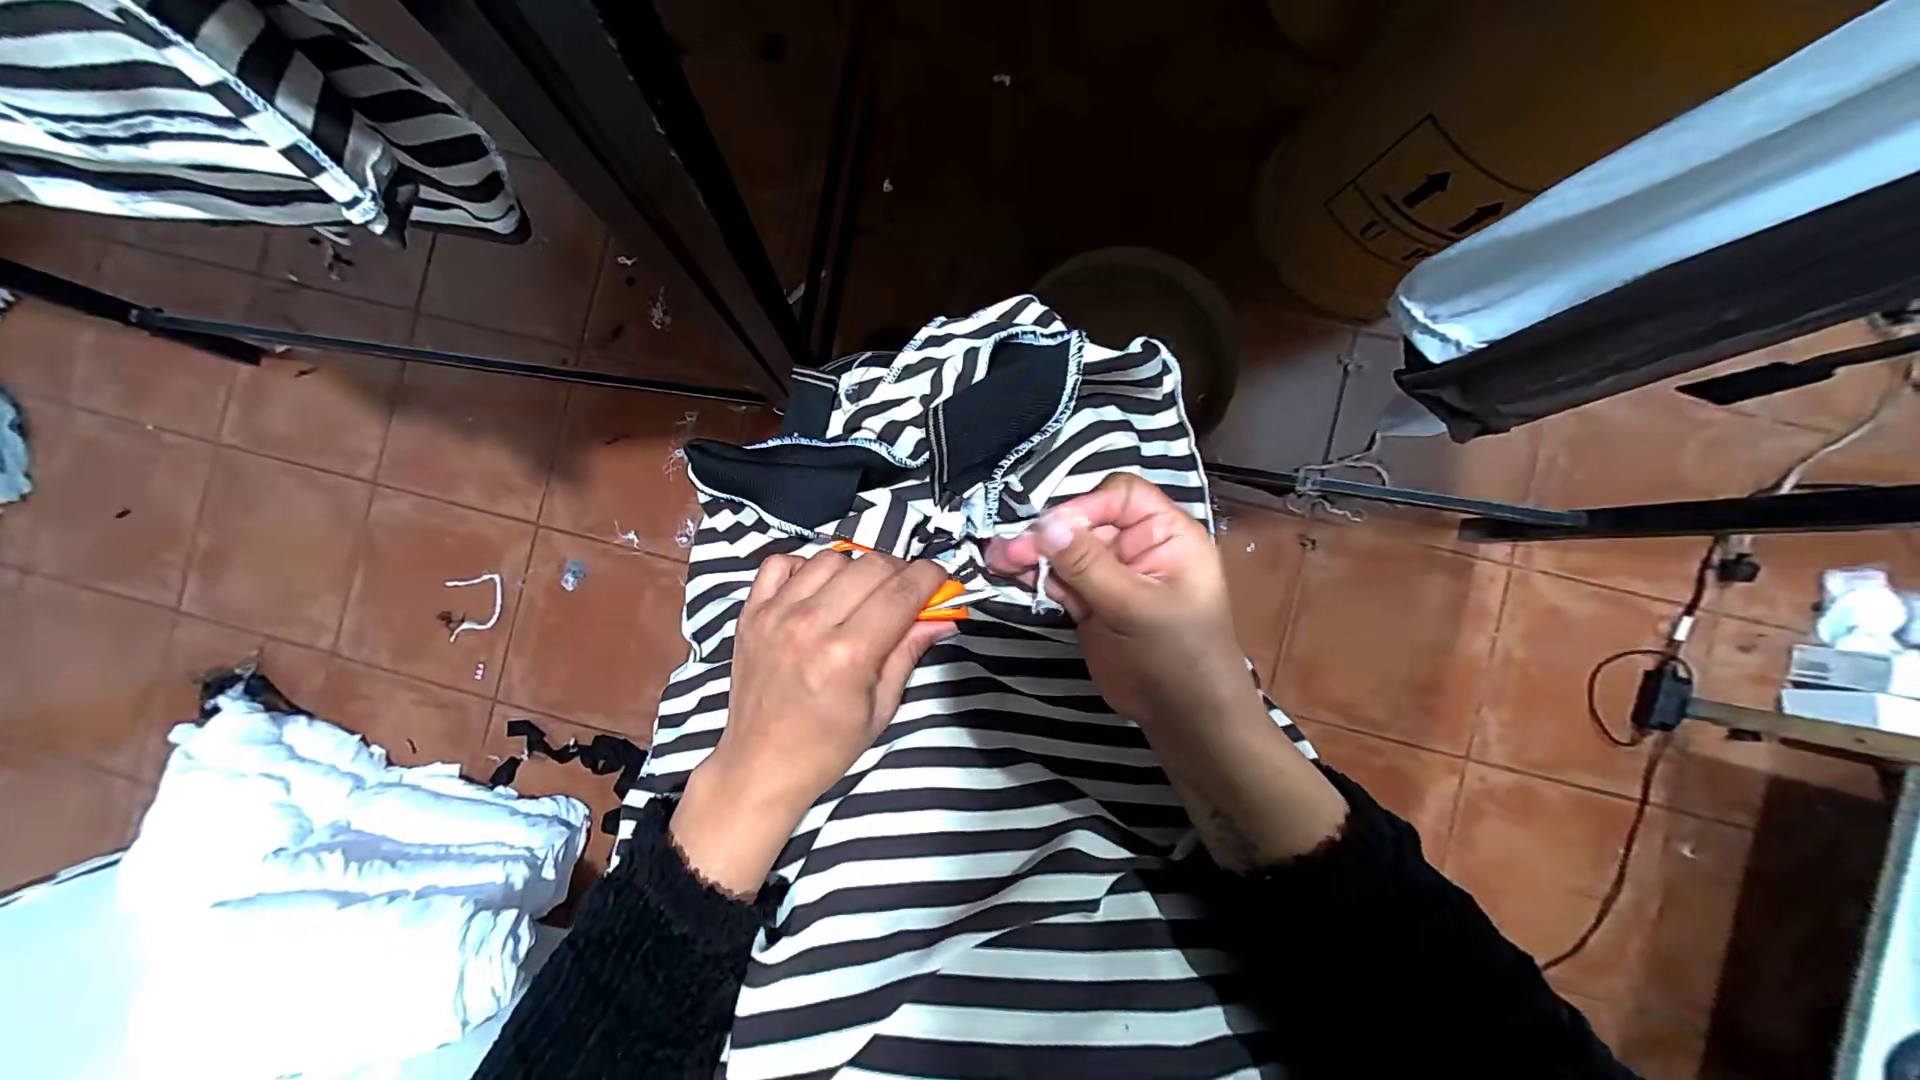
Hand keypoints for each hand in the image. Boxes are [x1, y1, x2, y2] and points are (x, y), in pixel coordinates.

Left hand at [670, 550, 954, 895]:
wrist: (761, 764)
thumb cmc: (826, 746)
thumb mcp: (881, 707)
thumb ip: (909, 651)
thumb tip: (942, 615)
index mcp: (848, 655)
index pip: (901, 591)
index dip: (930, 577)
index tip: (939, 578)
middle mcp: (810, 626)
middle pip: (871, 564)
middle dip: (899, 571)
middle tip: (905, 591)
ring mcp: (776, 615)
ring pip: (831, 557)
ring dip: (856, 569)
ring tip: (861, 594)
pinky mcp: (751, 613)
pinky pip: (780, 563)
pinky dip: (804, 567)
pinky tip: (817, 590)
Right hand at [991, 473, 1346, 864]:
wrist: (1184, 718)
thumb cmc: (1177, 657)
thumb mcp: (1135, 606)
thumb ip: (1088, 564)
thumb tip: (1045, 522)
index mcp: (1166, 535)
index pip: (1121, 497)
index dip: (1084, 506)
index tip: (1050, 529)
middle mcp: (1138, 546)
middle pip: (1085, 522)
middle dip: (1046, 533)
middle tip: (1008, 549)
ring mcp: (1112, 574)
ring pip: (1066, 550)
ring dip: (1032, 553)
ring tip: (997, 559)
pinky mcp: (1092, 600)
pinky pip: (1059, 578)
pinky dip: (1035, 576)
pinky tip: (1010, 573)